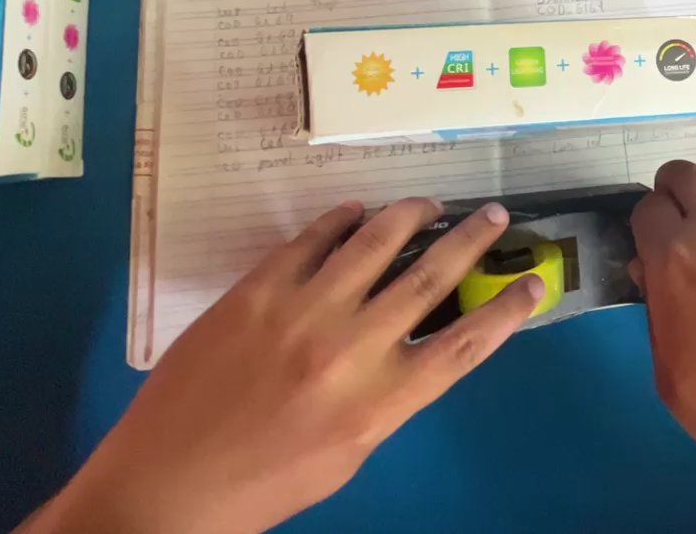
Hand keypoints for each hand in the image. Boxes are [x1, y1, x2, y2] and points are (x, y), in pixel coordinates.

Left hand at [21, 197, 541, 533]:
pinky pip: (315, 236)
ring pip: (378, 239)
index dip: (509, 310)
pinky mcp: (258, 289)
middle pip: (432, 277)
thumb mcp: (349, 451)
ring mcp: (303, 311)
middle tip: (494, 212)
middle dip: (474, 238)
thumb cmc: (265, 484)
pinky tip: (358, 211)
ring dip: (413, 213)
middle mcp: (351, 350)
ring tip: (429, 203)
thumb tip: (417, 333)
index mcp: (379, 405)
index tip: (534, 281)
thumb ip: (391, 391)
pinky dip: (345, 217)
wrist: (160, 493)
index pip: (465, 345)